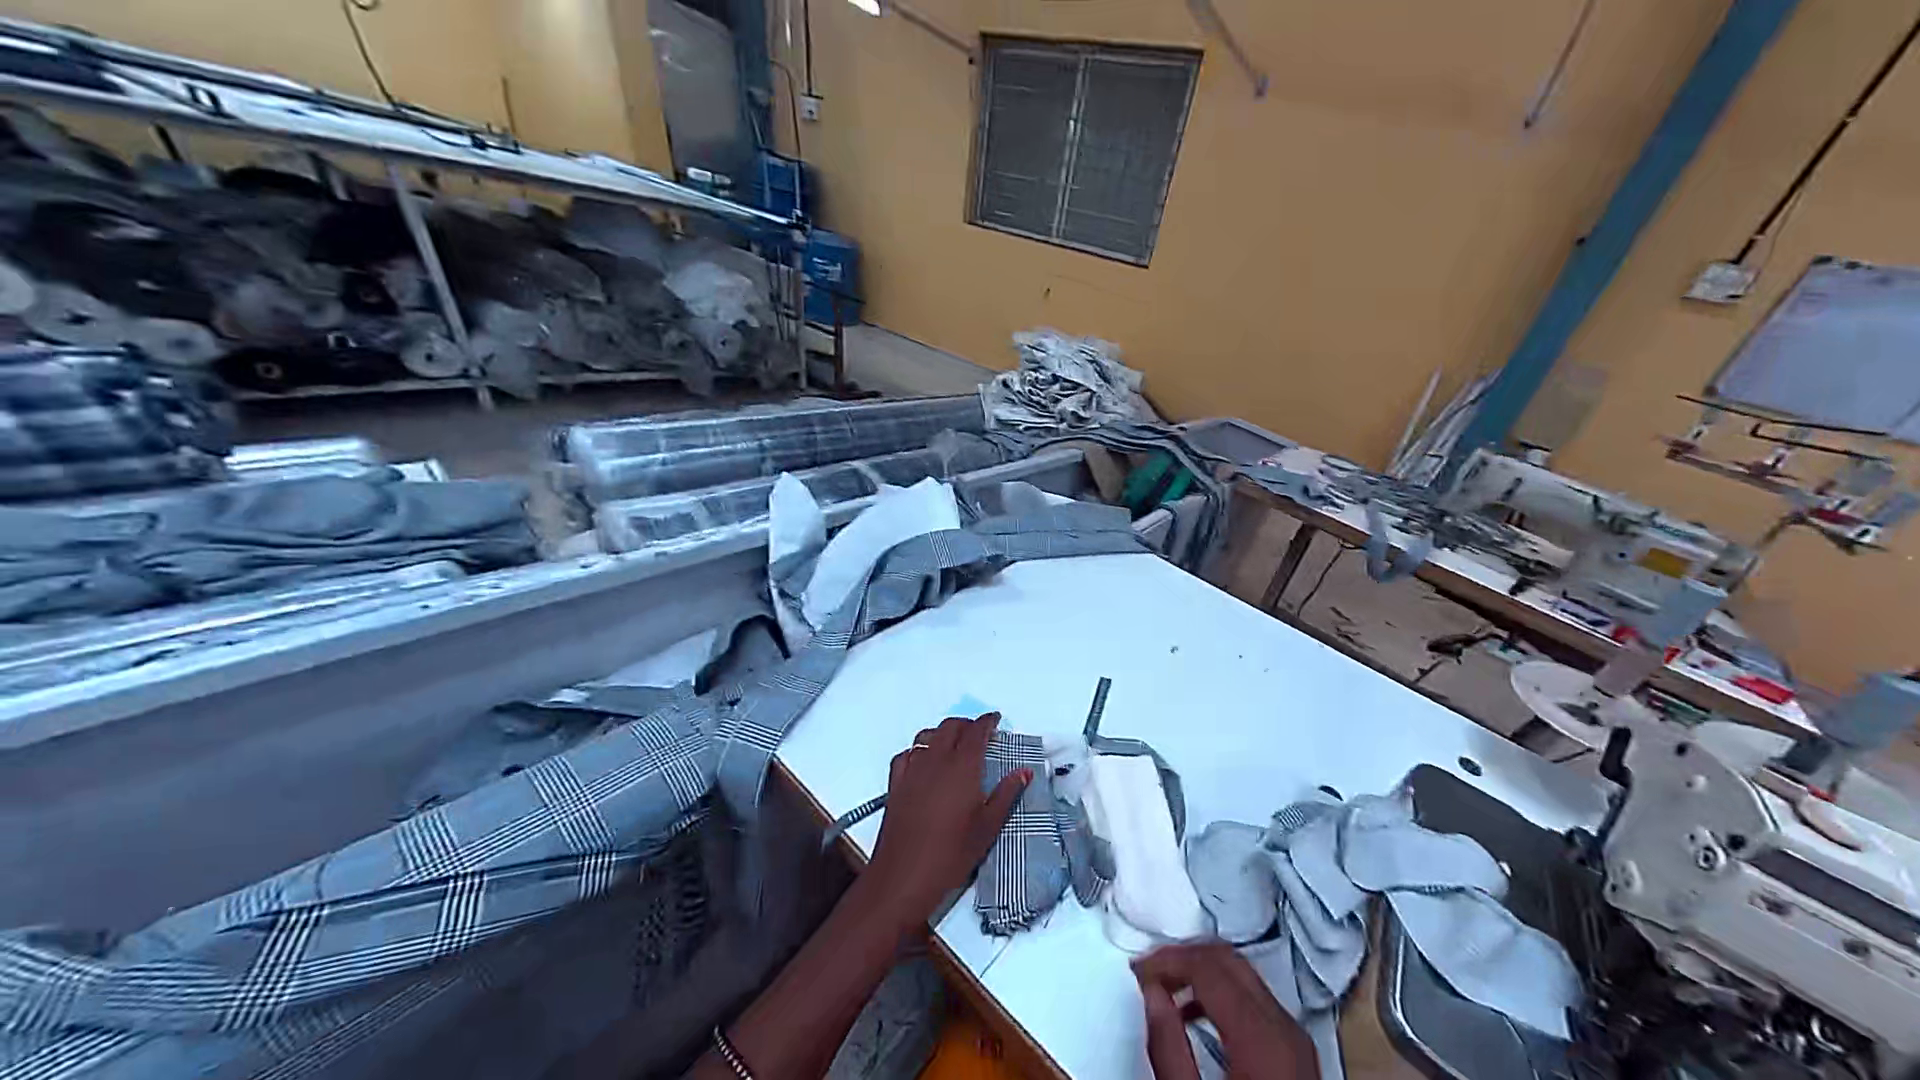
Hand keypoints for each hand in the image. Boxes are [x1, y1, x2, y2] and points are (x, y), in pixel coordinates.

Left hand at [862, 712, 1028, 927]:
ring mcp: (912, 770)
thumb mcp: (988, 826)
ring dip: (942, 733)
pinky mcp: (895, 783)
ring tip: (953, 743)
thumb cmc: (952, 853)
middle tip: (979, 733)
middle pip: (950, 727)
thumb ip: (1006, 794)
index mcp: (963, 766)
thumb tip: (1023, 773)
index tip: (995, 720)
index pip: (976, 731)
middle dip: (966, 724)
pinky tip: (923, 761)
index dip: (987, 722)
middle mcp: (936, 760)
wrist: (905, 874)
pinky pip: (906, 755)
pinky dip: (917, 751)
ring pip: (926, 736)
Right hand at [1133, 942, 1317, 1079]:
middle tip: (1149, 971)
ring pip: (1242, 972)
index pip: (1206, 966)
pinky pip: (1254, 997)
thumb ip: (1167, 1045)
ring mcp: (1295, 1038)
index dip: (1166, 960)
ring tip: (1165, 987)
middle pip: (1227, 959)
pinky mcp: (1296, 1050)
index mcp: (1260, 1037)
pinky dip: (1220, 990)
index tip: (1138, 971)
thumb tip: (1152, 994)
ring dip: (1200, 970)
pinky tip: (1194, 1012)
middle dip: (1182, 956)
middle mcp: (1285, 1028)